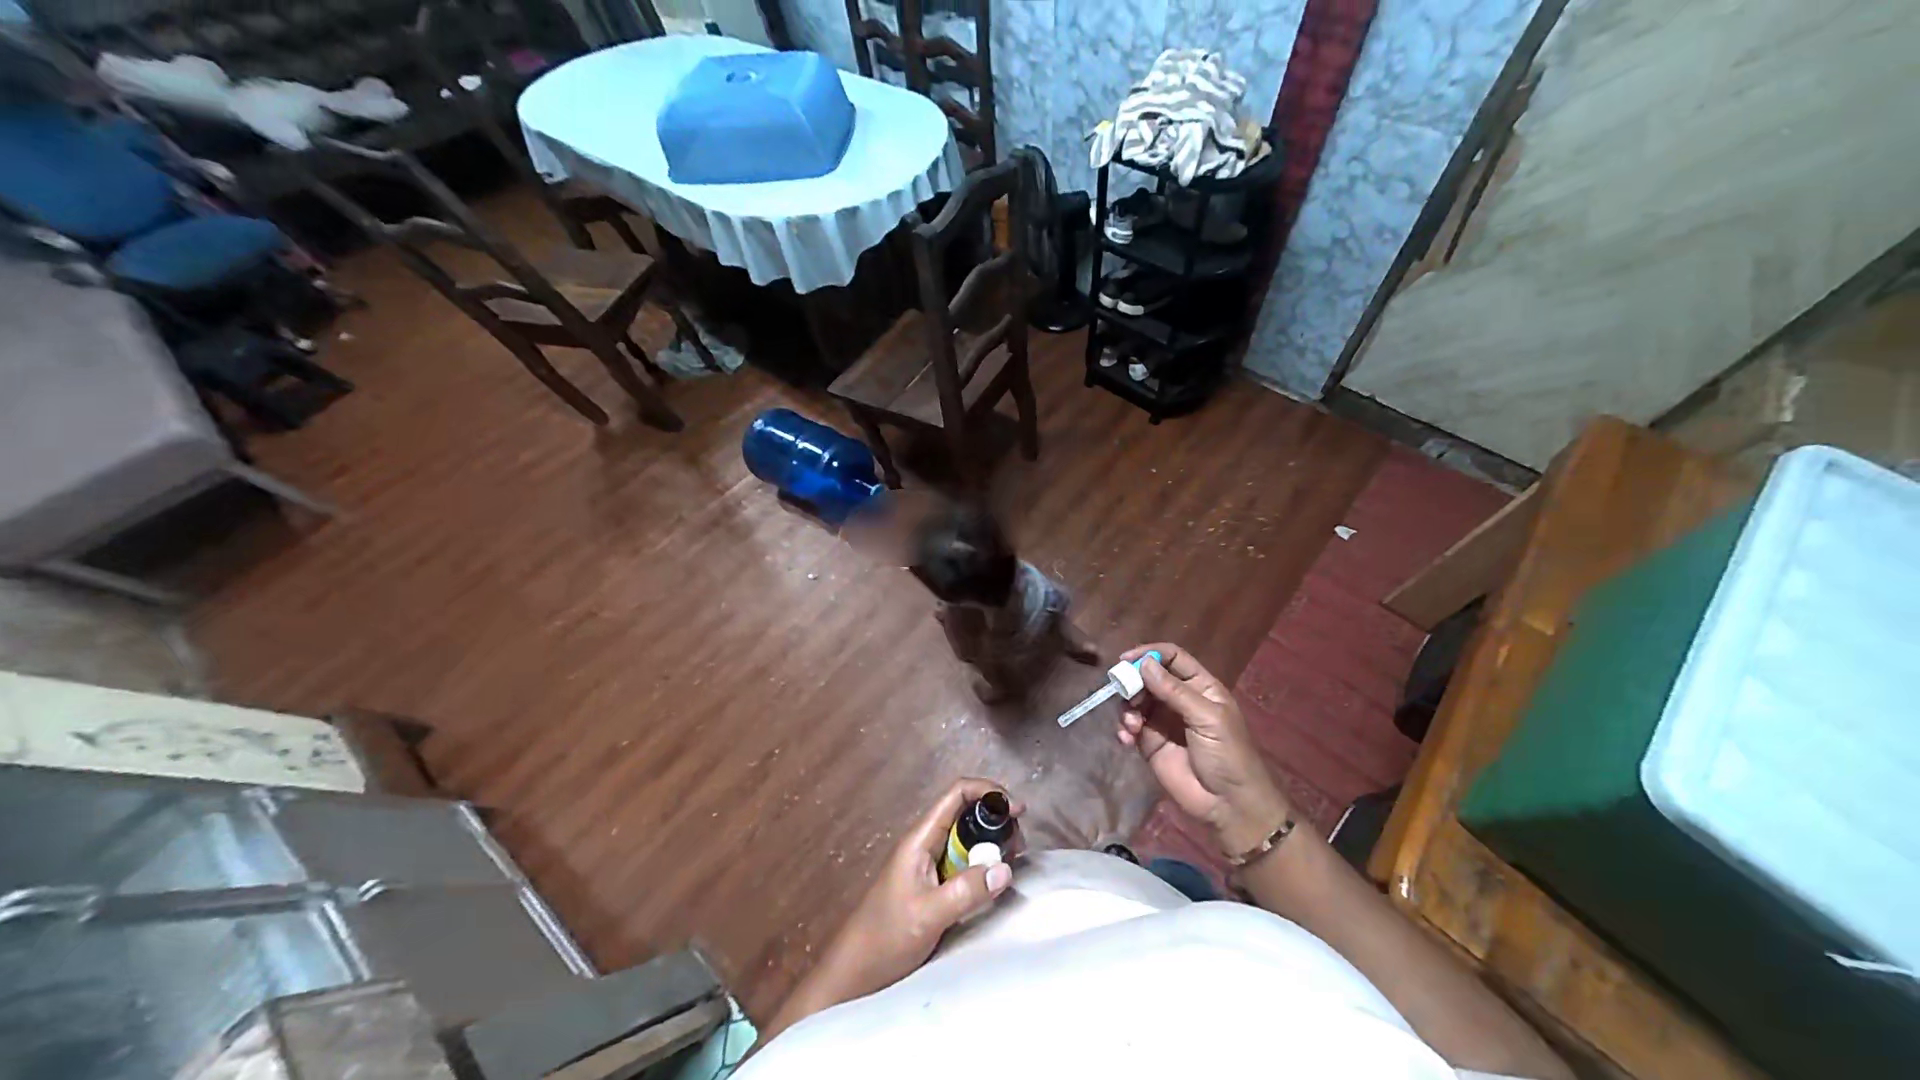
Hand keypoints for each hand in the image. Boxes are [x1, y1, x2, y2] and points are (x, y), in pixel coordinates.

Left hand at [821, 778, 1017, 999]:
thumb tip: (1005, 868)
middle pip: (967, 812)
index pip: (957, 794)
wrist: (856, 970)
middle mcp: (927, 842)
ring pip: (968, 837)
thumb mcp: (928, 915)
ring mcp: (930, 862)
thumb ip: (965, 892)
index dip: (988, 792)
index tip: (1017, 809)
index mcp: (921, 838)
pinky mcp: (935, 883)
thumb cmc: (885, 937)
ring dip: (993, 842)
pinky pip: (965, 861)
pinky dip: (985, 863)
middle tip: (1020, 845)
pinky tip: (996, 880)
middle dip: (996, 819)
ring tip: (1012, 862)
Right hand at [1116, 643, 1290, 857]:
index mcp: (1200, 687)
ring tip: (1131, 725)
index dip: (1150, 654)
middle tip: (1123, 692)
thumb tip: (1144, 664)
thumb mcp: (1206, 718)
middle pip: (1148, 677)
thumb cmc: (1228, 755)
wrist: (1229, 805)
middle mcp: (1179, 699)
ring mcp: (1162, 721)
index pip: (1172, 658)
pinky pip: (1130, 727)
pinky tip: (1126, 739)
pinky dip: (1123, 728)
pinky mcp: (1149, 743)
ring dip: (1127, 707)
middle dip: (1132, 682)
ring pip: (1135, 700)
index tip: (1126, 659)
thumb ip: (1174, 691)